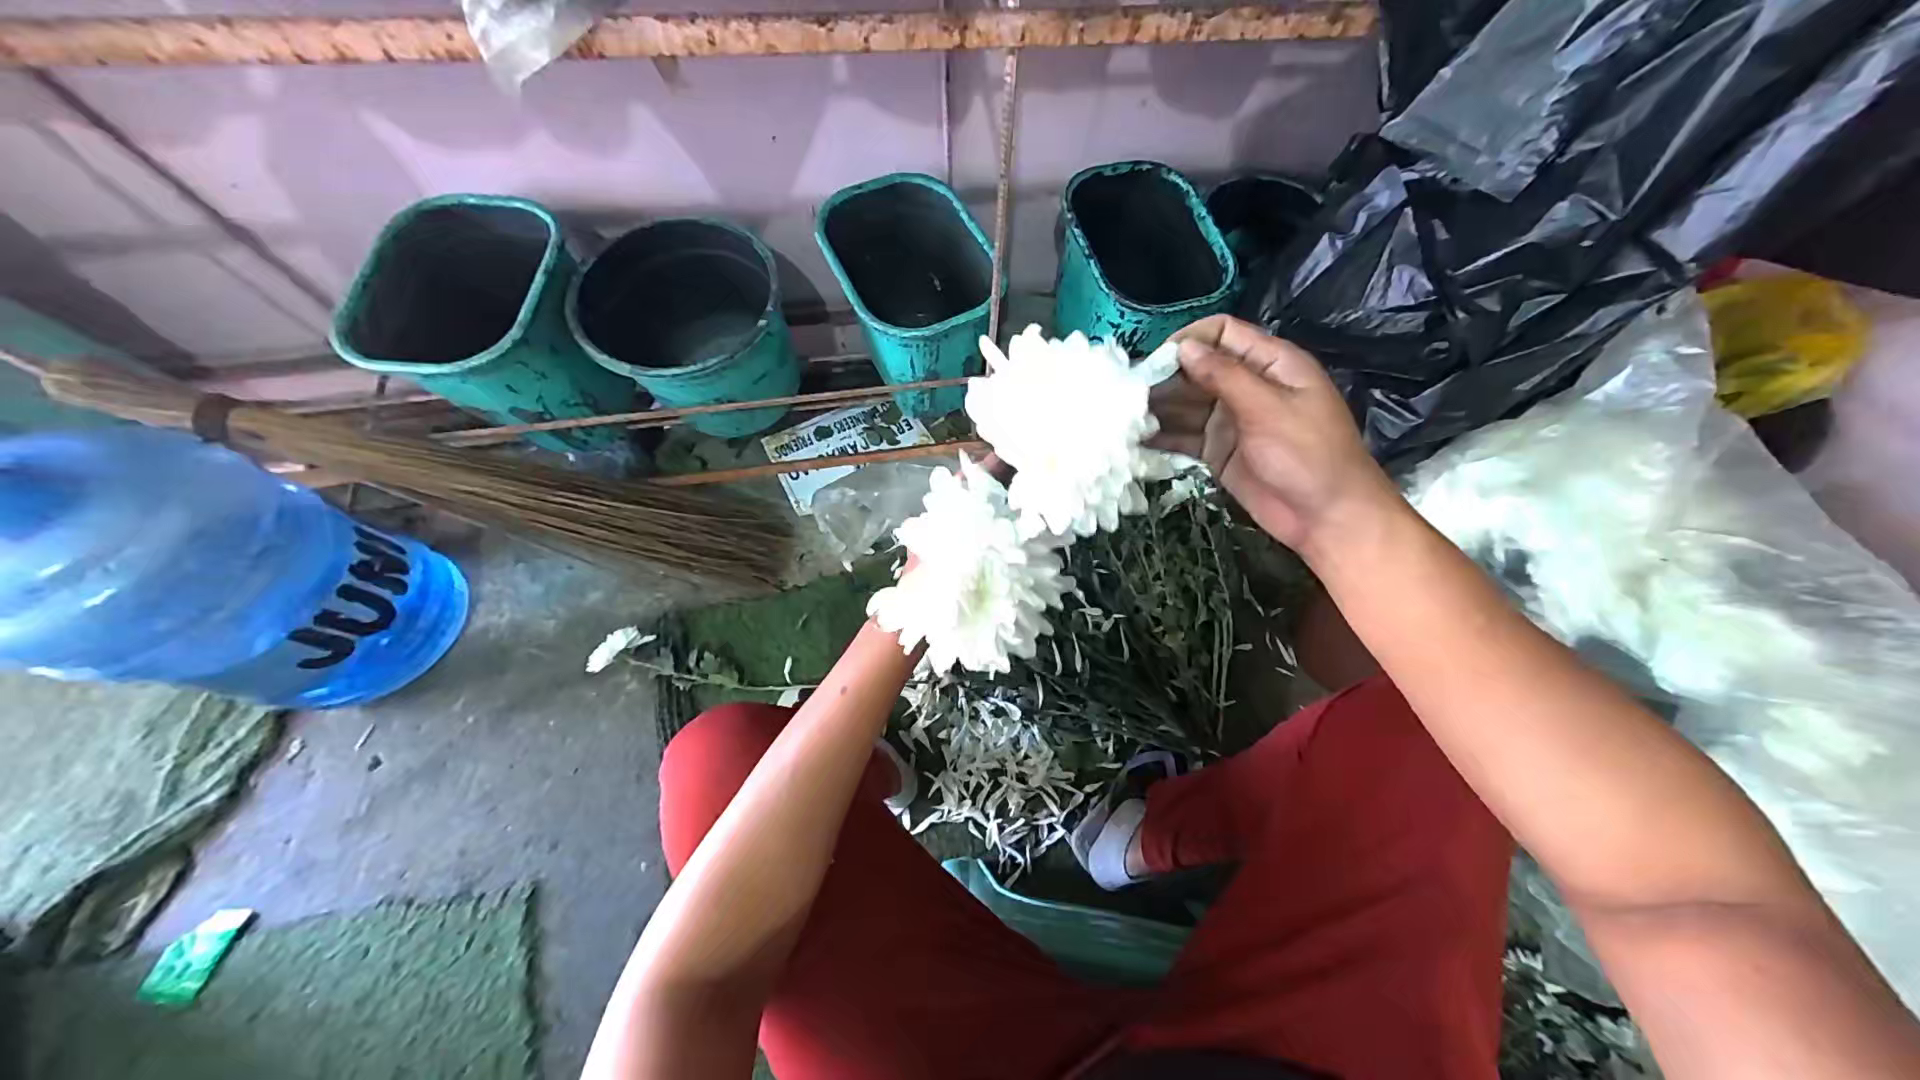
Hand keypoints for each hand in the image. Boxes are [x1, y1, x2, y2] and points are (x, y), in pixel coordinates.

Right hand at [1150, 315, 1402, 560]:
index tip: (1156, 361)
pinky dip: (1163, 438)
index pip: (1222, 333)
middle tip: (1127, 394)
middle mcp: (1247, 386)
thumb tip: (1184, 348)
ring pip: (1186, 404)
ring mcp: (1231, 420)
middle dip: (1164, 378)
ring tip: (1123, 418)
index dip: (1189, 341)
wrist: (1327, 517)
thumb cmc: (1309, 456)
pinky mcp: (1218, 451)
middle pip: (1197, 369)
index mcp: (1271, 364)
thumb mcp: (1268, 409)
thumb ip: (1224, 376)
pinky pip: (1185, 437)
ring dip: (1158, 408)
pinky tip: (1135, 441)